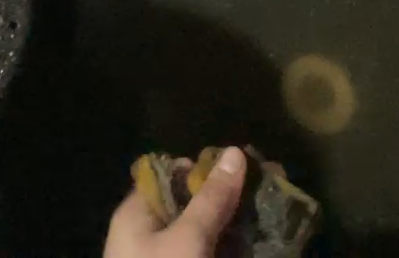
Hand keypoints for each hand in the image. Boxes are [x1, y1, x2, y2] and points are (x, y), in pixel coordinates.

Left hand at [105, 146, 247, 257]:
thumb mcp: (187, 238)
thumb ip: (211, 198)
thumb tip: (235, 150)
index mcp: (135, 211)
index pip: (169, 173)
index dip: (202, 167)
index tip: (238, 168)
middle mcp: (145, 232)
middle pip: (188, 203)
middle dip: (222, 198)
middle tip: (259, 193)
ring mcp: (160, 255)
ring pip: (199, 232)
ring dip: (227, 226)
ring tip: (262, 216)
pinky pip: (202, 251)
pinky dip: (223, 247)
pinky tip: (249, 243)